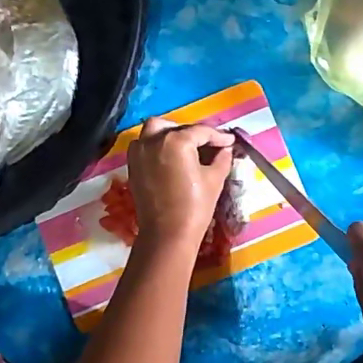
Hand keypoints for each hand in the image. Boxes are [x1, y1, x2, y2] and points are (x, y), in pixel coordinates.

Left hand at [127, 119, 234, 248]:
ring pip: (154, 131)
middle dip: (192, 132)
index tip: (229, 141)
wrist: (167, 235)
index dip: (218, 136)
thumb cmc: (195, 207)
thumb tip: (225, 150)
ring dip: (170, 133)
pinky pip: (144, 146)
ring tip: (186, 147)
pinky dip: (156, 146)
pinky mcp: (133, 167)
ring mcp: (139, 153)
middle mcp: (153, 141)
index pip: (201, 131)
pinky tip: (170, 158)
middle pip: (175, 127)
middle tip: (207, 144)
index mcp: (176, 141)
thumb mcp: (214, 180)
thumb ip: (222, 159)